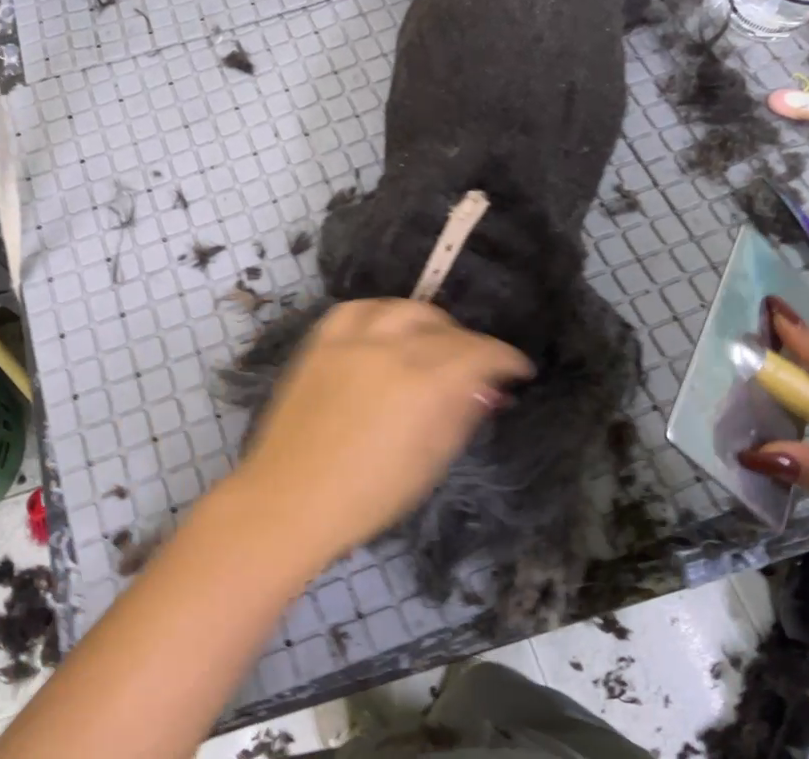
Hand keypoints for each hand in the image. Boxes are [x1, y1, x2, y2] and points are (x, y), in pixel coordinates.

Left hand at [233, 299, 532, 563]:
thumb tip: (485, 390)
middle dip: (468, 342)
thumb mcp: (430, 462)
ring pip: (400, 308)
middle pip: (443, 327)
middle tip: (473, 365)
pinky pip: (355, 310)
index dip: (505, 359)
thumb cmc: (368, 496)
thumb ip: (460, 417)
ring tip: (432, 342)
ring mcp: (349, 342)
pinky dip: (378, 314)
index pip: (479, 353)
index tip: (517, 370)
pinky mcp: (318, 344)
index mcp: (424, 384)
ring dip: (426, 321)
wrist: (291, 498)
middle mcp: (389, 350)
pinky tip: (385, 330)